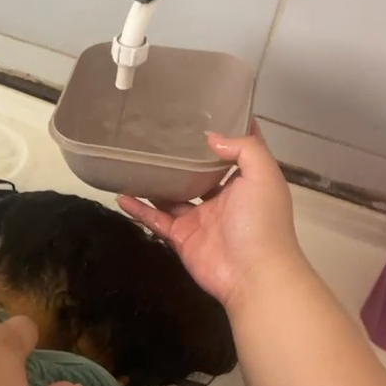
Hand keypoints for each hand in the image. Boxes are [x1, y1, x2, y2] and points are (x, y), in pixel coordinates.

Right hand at [118, 129, 310, 311]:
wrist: (252, 273)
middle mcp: (222, 198)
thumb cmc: (262, 221)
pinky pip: (155, 218)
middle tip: (157, 135)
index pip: (234, 153)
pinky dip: (138, 208)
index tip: (205, 111)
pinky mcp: (180, 237)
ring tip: (133, 161)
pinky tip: (121, 195)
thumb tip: (211, 137)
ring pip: (171, 195)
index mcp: (244, 183)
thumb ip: (244, 149)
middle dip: (181, 157)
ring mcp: (198, 218)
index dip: (224, 133)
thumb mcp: (264, 175)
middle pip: (197, 173)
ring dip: (155, 181)